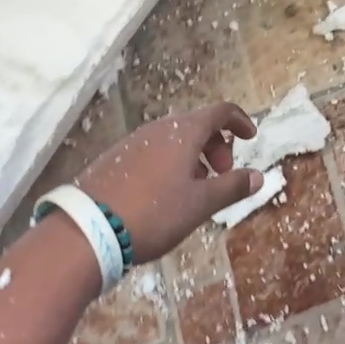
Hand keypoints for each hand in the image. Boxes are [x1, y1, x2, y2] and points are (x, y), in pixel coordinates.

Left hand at [75, 102, 263, 262]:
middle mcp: (160, 128)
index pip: (221, 111)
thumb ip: (232, 187)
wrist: (85, 231)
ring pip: (173, 139)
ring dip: (192, 157)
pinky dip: (169, 163)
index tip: (250, 138)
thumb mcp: (200, 204)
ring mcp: (134, 141)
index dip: (239, 121)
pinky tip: (163, 194)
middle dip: (216, 145)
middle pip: (197, 125)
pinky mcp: (114, 159)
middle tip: (221, 174)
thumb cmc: (153, 213)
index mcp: (185, 131)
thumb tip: (259, 176)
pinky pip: (152, 151)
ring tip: (193, 189)